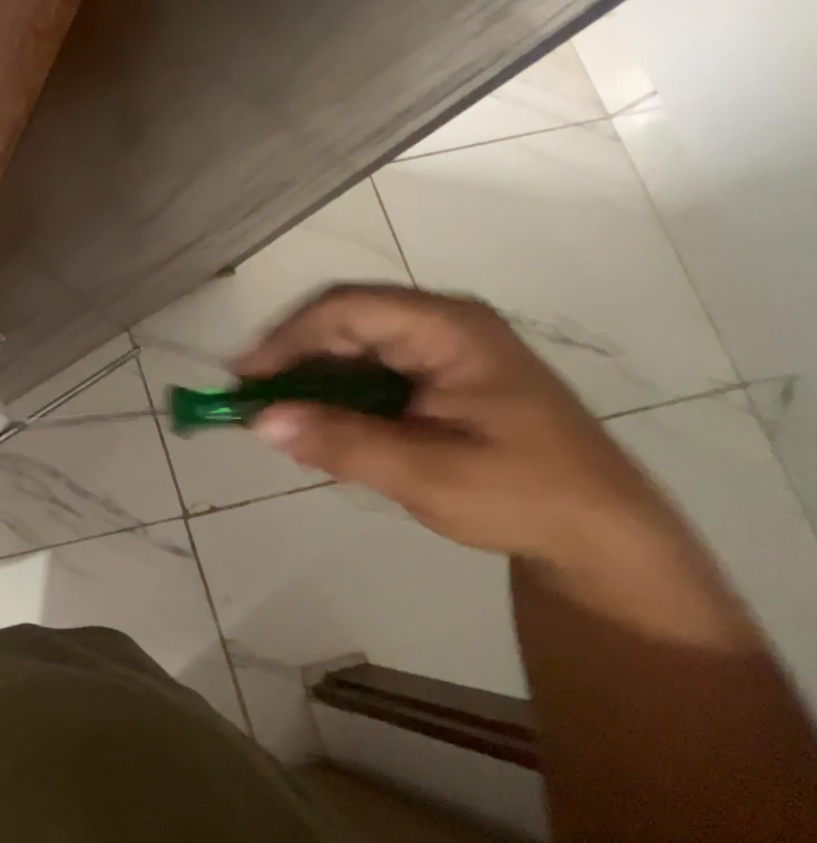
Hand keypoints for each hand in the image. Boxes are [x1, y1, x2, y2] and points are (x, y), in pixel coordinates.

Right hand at [234, 284, 672, 560]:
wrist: (599, 533)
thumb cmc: (523, 496)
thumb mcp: (424, 474)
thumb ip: (340, 443)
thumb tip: (260, 420)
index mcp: (450, 330)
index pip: (345, 309)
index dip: (284, 338)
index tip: (242, 378)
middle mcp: (443, 326)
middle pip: (343, 323)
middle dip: (290, 360)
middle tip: (249, 402)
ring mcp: (442, 351)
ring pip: (350, 348)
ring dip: (308, 381)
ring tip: (276, 420)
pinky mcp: (438, 379)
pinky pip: (367, 373)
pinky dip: (333, 398)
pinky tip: (317, 430)